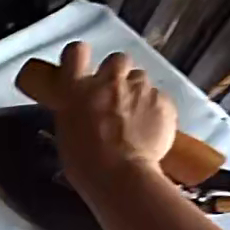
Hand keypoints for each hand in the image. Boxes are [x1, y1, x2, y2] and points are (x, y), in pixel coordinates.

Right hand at [33, 42, 177, 188]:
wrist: (120, 176)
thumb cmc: (84, 162)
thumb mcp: (66, 134)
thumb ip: (75, 112)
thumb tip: (82, 110)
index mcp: (78, 91)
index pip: (75, 53)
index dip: (78, 56)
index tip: (79, 65)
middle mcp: (109, 82)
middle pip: (116, 60)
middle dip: (116, 74)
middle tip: (113, 97)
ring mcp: (139, 89)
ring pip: (140, 80)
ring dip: (136, 93)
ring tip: (132, 120)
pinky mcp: (163, 101)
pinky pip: (158, 99)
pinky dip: (153, 111)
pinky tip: (147, 131)